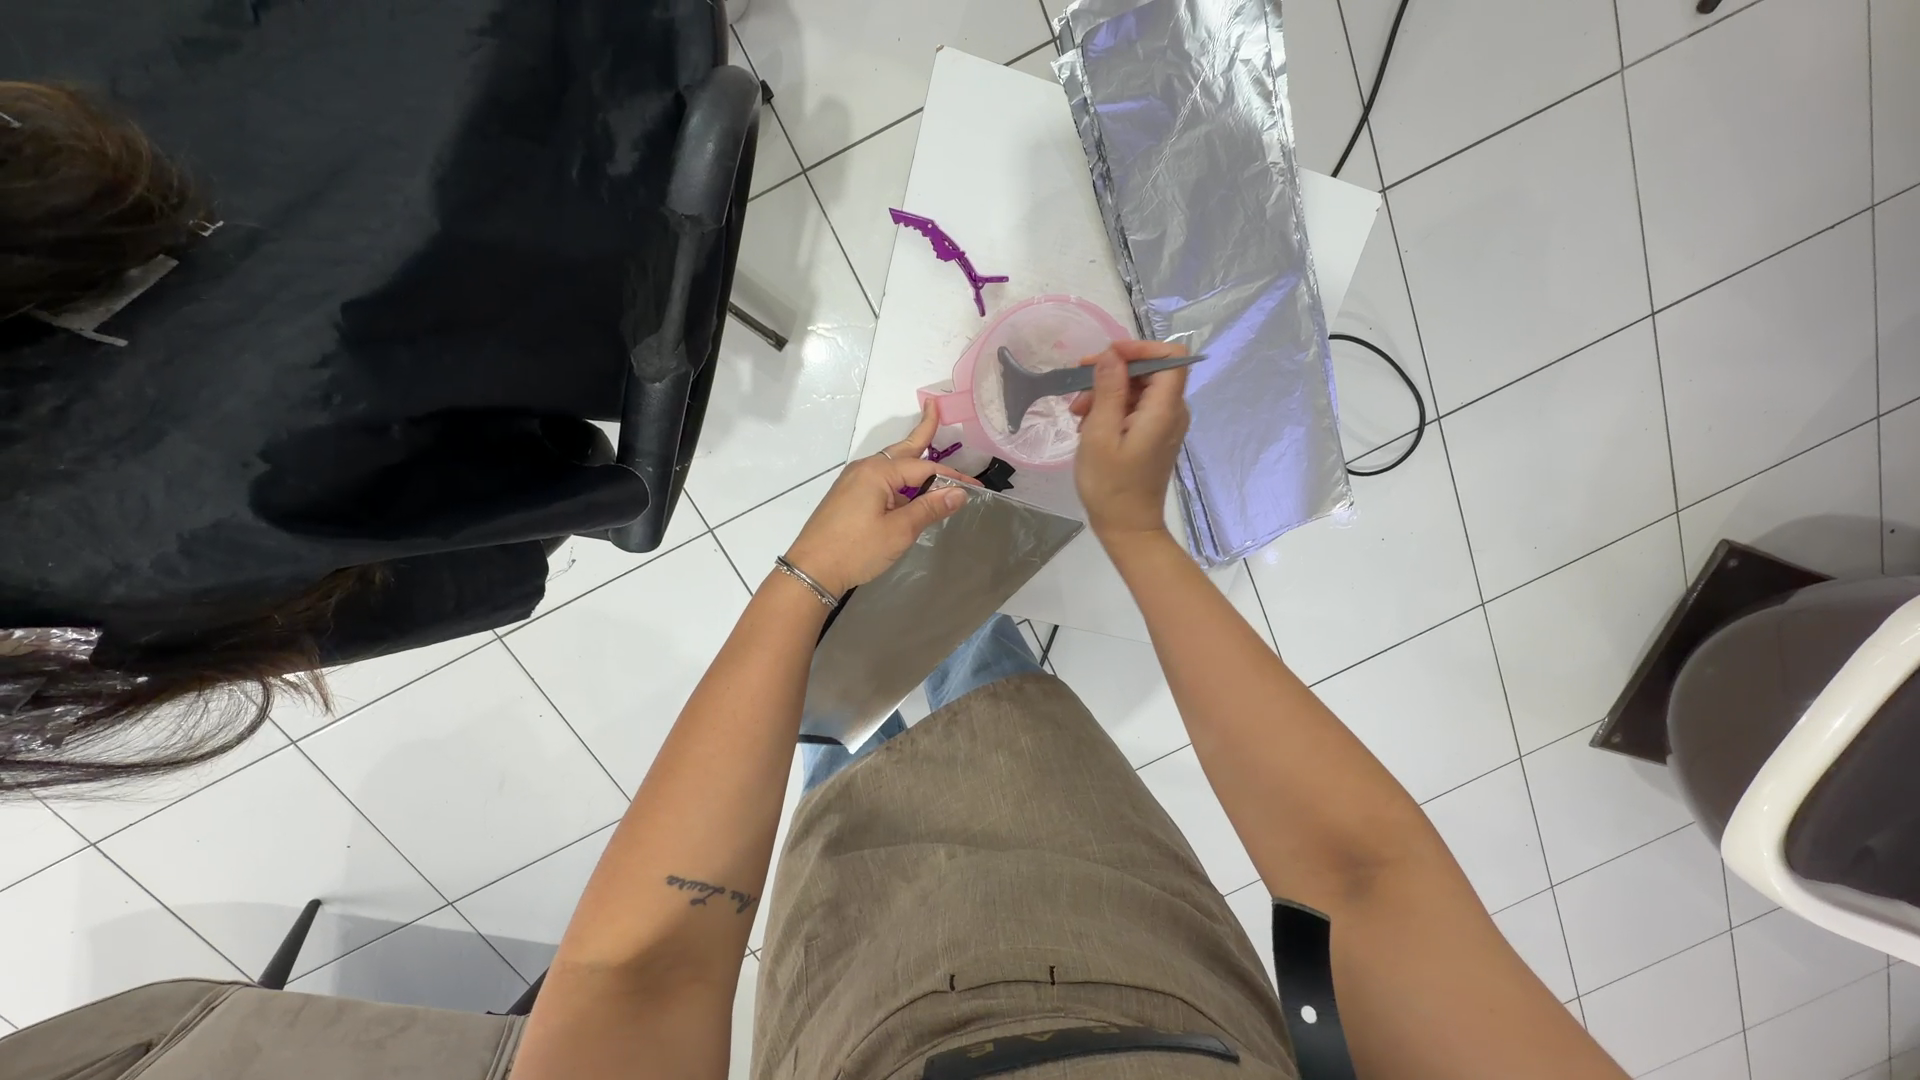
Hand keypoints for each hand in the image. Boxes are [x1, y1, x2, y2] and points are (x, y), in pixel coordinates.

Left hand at [782, 402, 978, 597]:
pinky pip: (881, 478)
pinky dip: (900, 476)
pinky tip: (908, 486)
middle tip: (935, 410)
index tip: (975, 487)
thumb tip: (959, 493)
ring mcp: (853, 481)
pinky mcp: (848, 496)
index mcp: (878, 472)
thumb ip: (929, 508)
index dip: (952, 477)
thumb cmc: (857, 549)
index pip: (925, 467)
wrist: (811, 570)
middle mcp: (865, 468)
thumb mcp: (899, 530)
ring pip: (891, 464)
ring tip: (927, 441)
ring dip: (912, 457)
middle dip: (922, 433)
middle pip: (903, 449)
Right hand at [1071, 340, 1190, 544]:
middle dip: (1114, 371)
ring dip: (1107, 392)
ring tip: (1077, 412)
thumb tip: (1111, 354)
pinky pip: (1136, 408)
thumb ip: (1108, 390)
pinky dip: (1112, 408)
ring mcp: (1165, 425)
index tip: (1106, 357)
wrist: (1126, 527)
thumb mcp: (1100, 434)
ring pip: (1139, 388)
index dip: (1140, 347)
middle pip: (1151, 370)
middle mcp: (1173, 412)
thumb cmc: (1110, 485)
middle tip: (1078, 385)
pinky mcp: (1154, 436)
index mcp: (1165, 409)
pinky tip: (1088, 424)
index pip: (1170, 356)